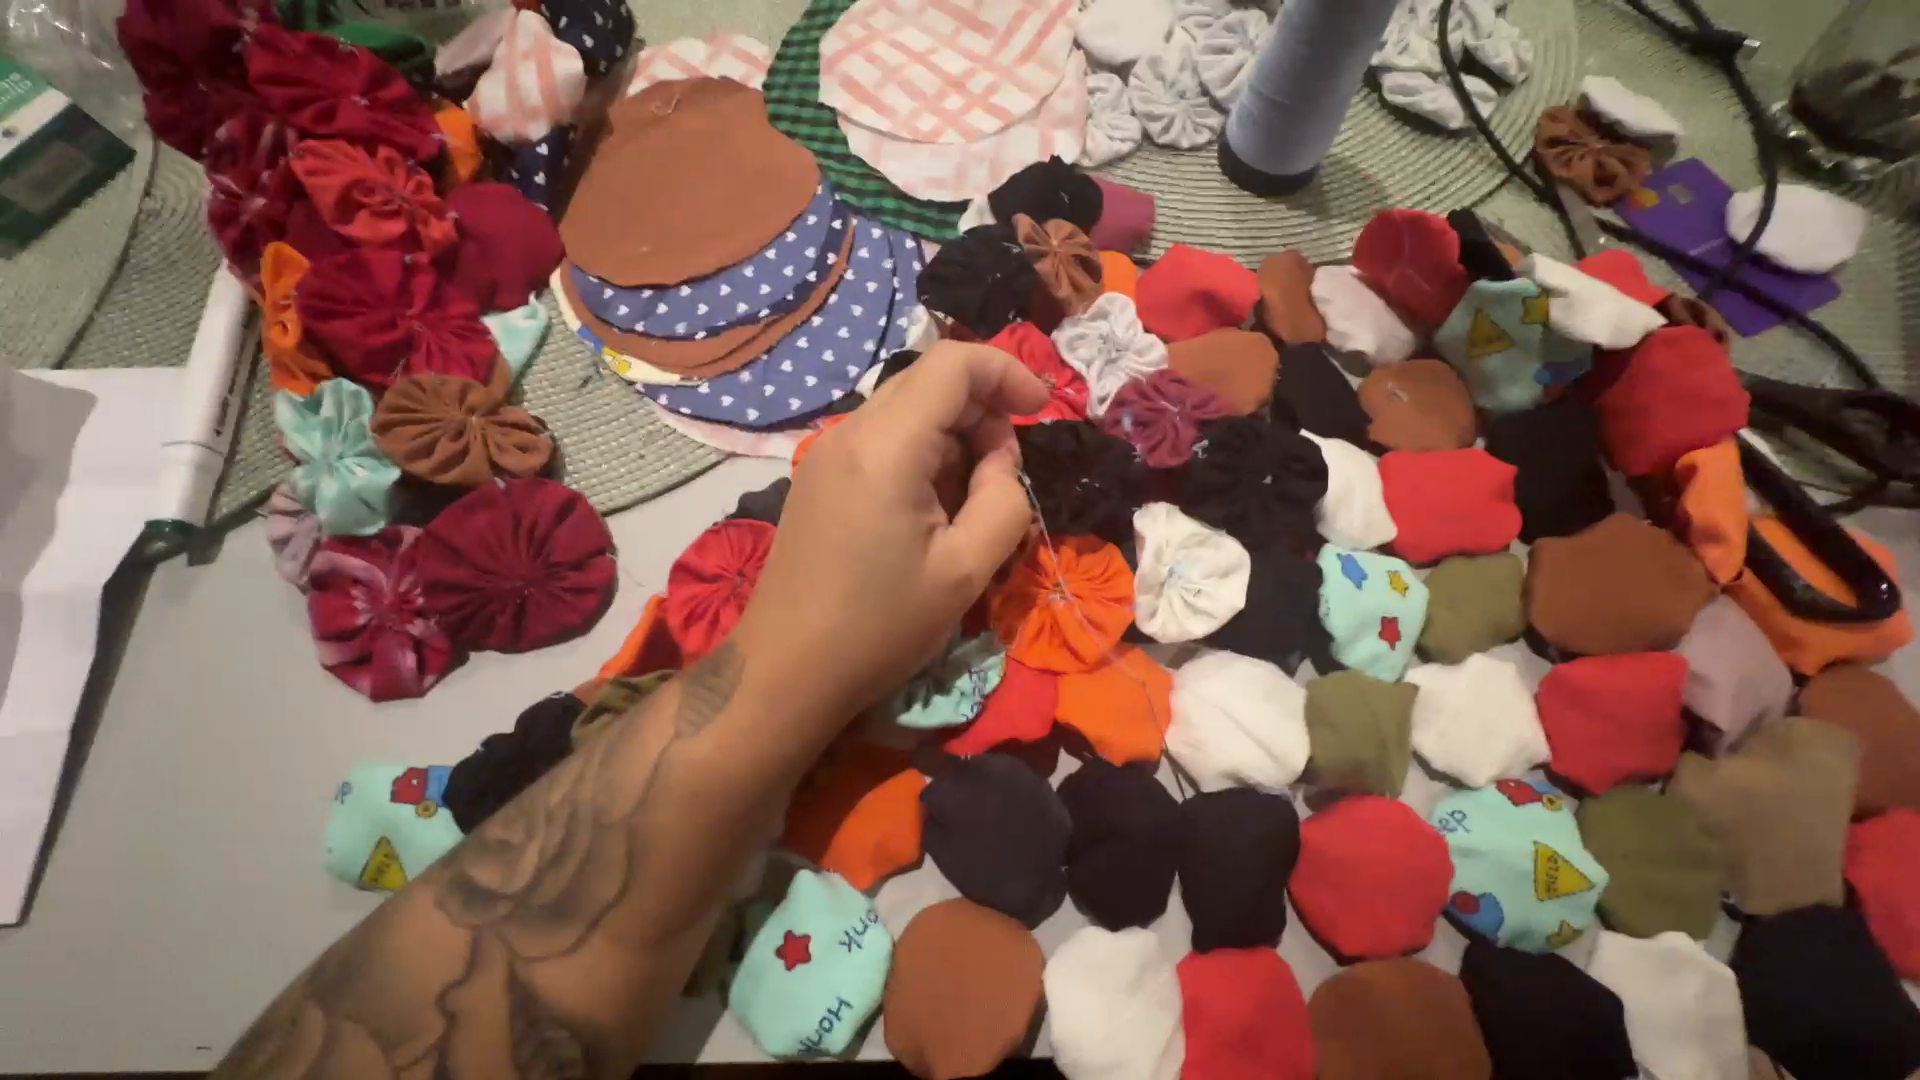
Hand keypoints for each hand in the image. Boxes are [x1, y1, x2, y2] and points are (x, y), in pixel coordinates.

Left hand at [730, 342, 1049, 725]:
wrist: (787, 670)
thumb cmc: (881, 626)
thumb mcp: (966, 569)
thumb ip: (1004, 498)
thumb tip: (1000, 460)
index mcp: (886, 447)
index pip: (954, 364)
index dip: (1007, 372)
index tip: (1042, 408)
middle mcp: (849, 433)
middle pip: (928, 381)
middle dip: (983, 408)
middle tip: (1007, 469)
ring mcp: (826, 454)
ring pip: (905, 410)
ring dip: (953, 435)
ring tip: (973, 498)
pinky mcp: (818, 478)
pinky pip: (881, 440)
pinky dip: (921, 453)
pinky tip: (931, 509)